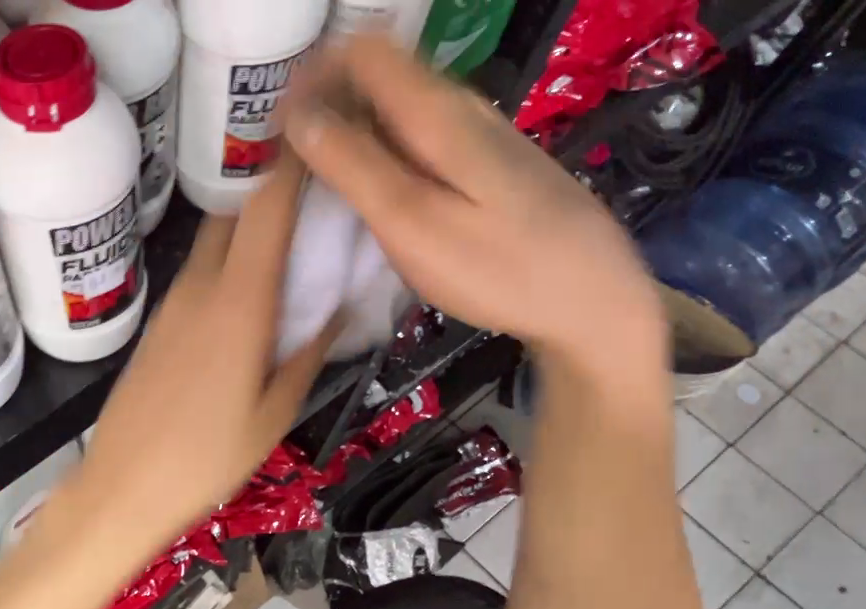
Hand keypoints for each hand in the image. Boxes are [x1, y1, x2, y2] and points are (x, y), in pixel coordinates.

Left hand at [56, 154, 340, 561]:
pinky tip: (246, 301)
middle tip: (314, 204)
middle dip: (272, 197)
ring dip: (247, 236)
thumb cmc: (206, 460)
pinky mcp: (154, 331)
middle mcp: (200, 291)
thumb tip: (338, 309)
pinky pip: (196, 282)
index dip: (293, 167)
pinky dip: (225, 271)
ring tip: (289, 251)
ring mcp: (170, 309)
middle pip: (235, 218)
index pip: (267, 211)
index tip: (322, 142)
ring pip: (213, 249)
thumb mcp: (273, 416)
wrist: (121, 489)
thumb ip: (307, 356)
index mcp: (238, 305)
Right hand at [283, 36, 667, 371]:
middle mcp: (461, 109)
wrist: (590, 299)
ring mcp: (480, 136)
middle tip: (285, 156)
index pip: (364, 52)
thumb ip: (355, 165)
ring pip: (401, 108)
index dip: (313, 74)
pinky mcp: (489, 166)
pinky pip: (420, 137)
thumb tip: (299, 115)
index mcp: (438, 113)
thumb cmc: (497, 268)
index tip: (275, 122)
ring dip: (354, 128)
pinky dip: (384, 151)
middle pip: (383, 75)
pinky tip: (372, 192)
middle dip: (328, 100)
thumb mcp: (413, 222)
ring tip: (317, 175)